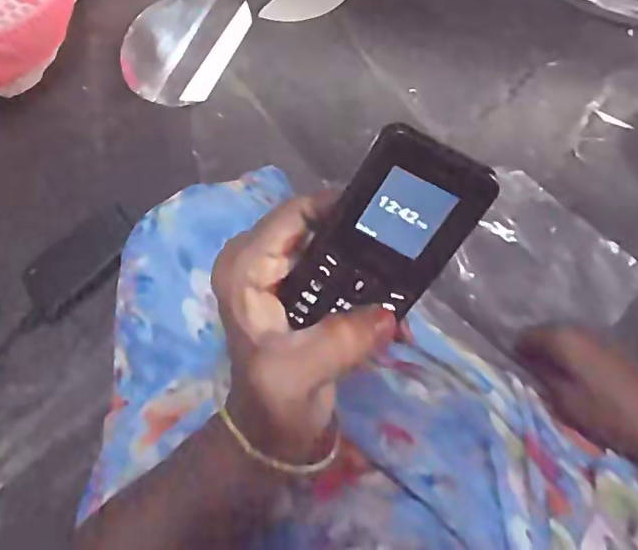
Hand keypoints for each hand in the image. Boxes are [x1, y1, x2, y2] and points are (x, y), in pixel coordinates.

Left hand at [212, 193, 397, 464]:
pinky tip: (382, 288)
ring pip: (314, 240)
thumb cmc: (275, 399)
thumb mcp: (304, 372)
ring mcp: (266, 269)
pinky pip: (319, 261)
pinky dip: (347, 271)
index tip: (373, 210)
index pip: (287, 218)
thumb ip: (342, 340)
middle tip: (394, 239)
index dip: (328, 206)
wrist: (269, 431)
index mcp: (242, 267)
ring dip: (351, 253)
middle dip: (347, 230)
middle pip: (302, 224)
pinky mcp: (284, 282)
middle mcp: (250, 258)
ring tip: (395, 263)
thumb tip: (390, 313)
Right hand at [515, 325, 637, 457]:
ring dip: (564, 351)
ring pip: (571, 337)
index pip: (525, 335)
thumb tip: (528, 362)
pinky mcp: (623, 349)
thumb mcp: (565, 402)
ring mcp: (604, 336)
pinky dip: (583, 355)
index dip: (519, 352)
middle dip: (542, 348)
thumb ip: (542, 376)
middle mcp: (580, 328)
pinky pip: (590, 345)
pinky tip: (586, 373)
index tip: (521, 368)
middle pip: (549, 332)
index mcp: (561, 337)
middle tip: (541, 370)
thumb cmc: (609, 416)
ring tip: (564, 372)